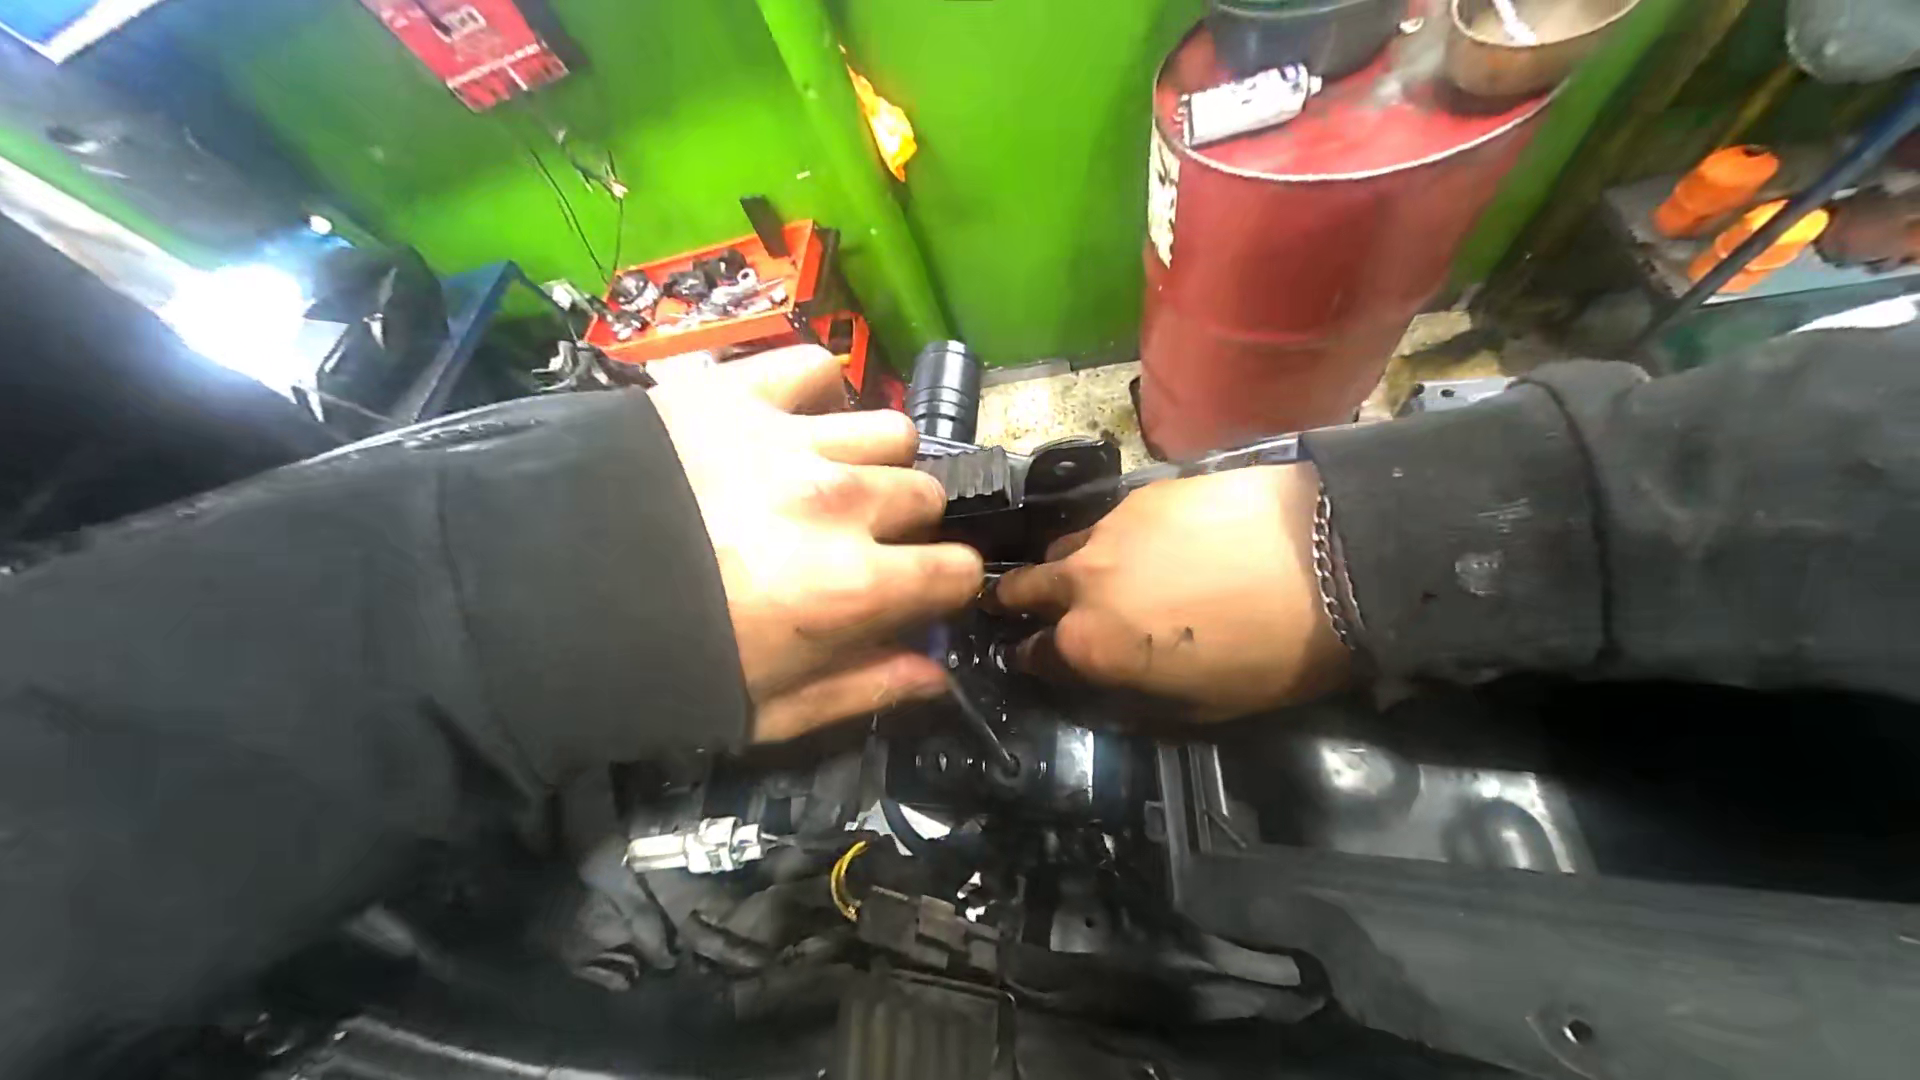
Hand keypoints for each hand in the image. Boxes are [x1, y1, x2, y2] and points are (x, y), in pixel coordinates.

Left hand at [648, 347, 984, 741]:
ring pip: (892, 431)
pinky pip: (816, 368)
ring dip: (876, 461)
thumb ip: (867, 688)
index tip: (918, 590)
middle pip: (928, 496)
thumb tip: (938, 674)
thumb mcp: (770, 708)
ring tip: (831, 479)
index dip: (946, 585)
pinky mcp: (737, 393)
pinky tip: (795, 425)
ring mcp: (790, 439)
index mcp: (850, 587)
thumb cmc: (659, 661)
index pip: (958, 570)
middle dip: (908, 525)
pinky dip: (818, 394)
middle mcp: (838, 503)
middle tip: (862, 541)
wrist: (529, 593)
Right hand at [992, 465, 1348, 718]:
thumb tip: (1107, 692)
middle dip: (1014, 601)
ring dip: (1066, 567)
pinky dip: (1116, 539)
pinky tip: (1151, 542)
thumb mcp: (1202, 709)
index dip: (1030, 657)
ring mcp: (1107, 531)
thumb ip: (1135, 702)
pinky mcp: (1140, 494)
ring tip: (1099, 571)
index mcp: (1089, 644)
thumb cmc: (1271, 653)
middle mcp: (1081, 582)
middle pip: (1021, 587)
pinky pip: (1109, 522)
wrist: (1330, 558)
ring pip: (1061, 549)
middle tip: (1026, 604)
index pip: (1032, 654)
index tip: (1033, 654)